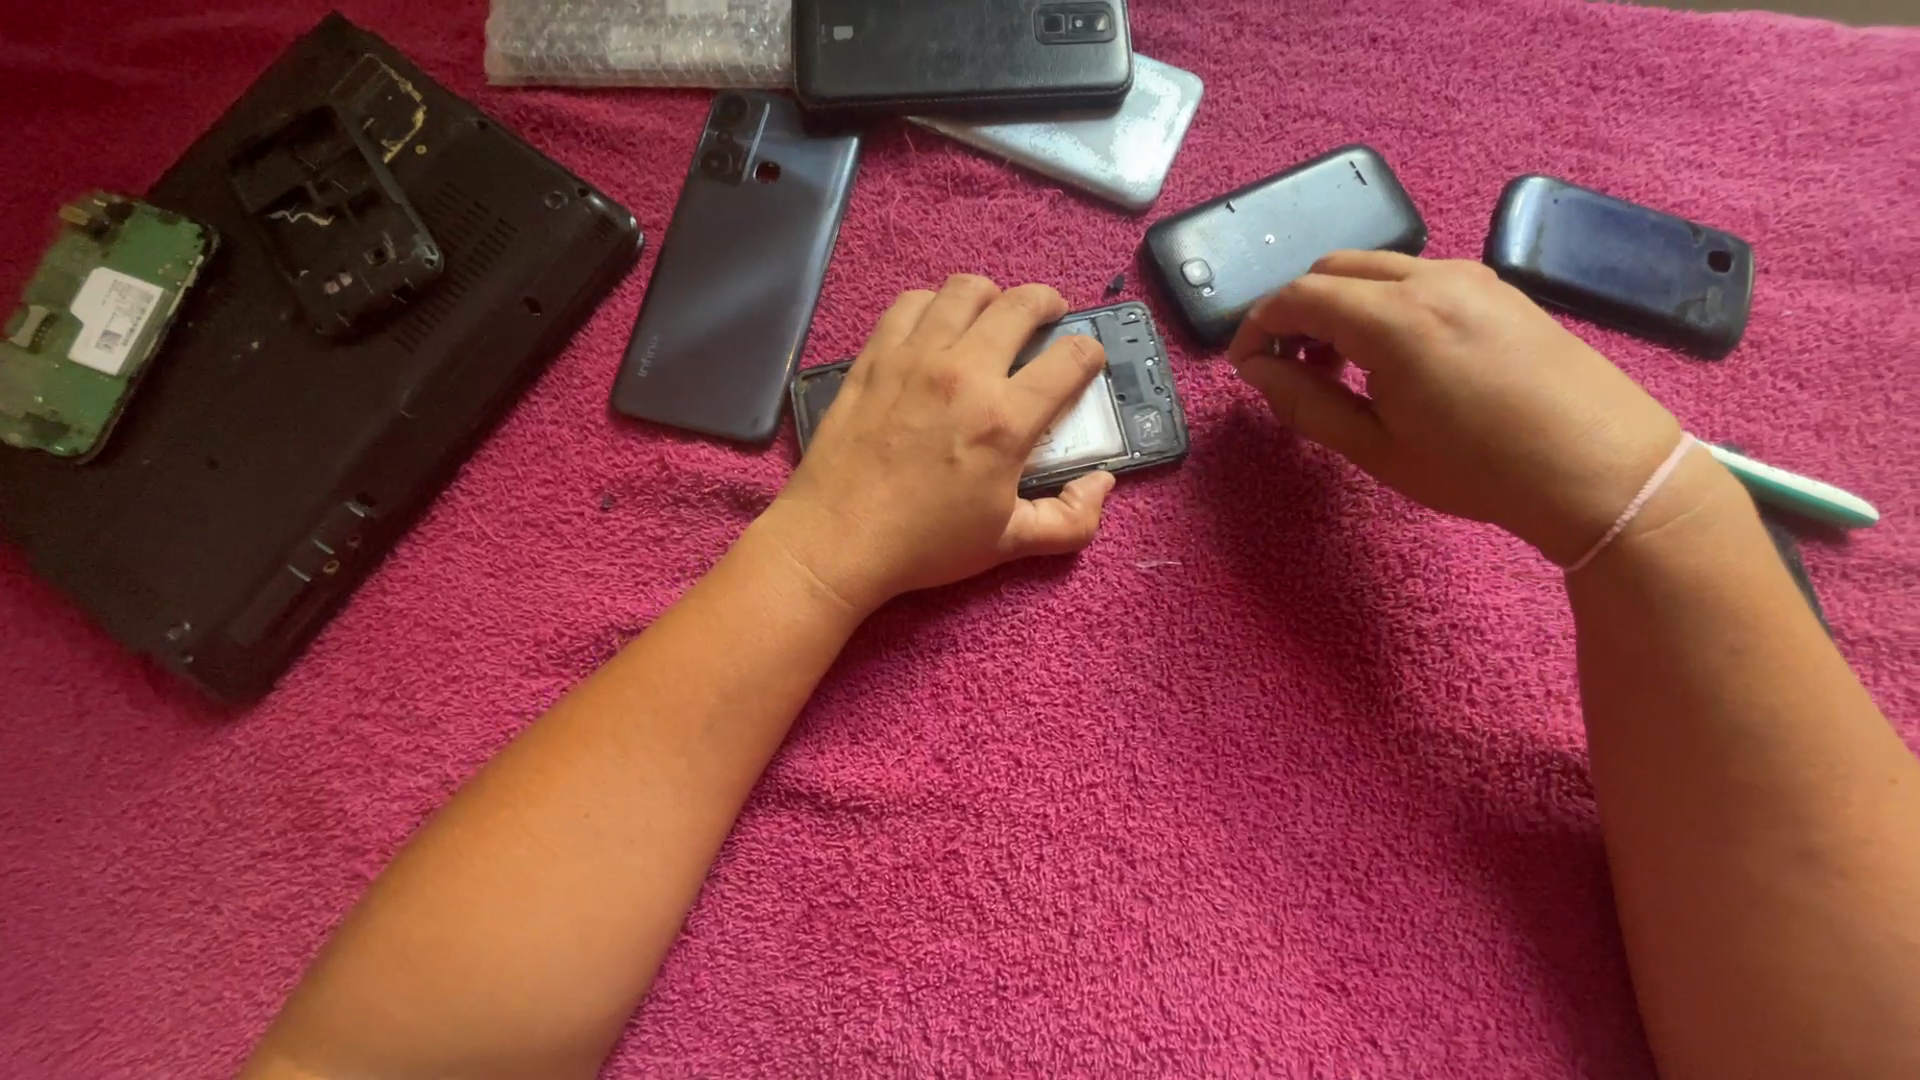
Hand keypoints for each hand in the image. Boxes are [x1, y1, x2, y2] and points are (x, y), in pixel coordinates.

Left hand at [759, 275, 1115, 612]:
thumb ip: (1071, 520)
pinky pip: (910, 303)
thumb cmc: (925, 544)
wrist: (836, 540)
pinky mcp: (874, 357)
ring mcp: (914, 358)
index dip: (1090, 354)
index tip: (1085, 363)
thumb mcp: (1008, 544)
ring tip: (993, 316)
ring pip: (965, 290)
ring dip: (992, 296)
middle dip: (1050, 304)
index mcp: (1005, 420)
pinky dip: (934, 304)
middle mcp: (964, 373)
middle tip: (1050, 319)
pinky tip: (936, 326)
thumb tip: (1103, 484)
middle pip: (1023, 304)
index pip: (1070, 359)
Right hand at [1227, 252, 1684, 565]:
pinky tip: (1384, 356)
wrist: (1601, 469)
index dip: (1256, 326)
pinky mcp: (1495, 288)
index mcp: (1396, 320)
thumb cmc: (1478, 469)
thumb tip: (1257, 371)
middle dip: (1293, 311)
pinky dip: (1375, 304)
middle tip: (1284, 367)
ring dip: (1334, 306)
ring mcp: (1470, 277)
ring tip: (1333, 367)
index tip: (1243, 365)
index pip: (1299, 297)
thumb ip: (1306, 401)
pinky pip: (1412, 278)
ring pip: (1373, 269)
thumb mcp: (1375, 446)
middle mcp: (1431, 279)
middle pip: (1332, 269)